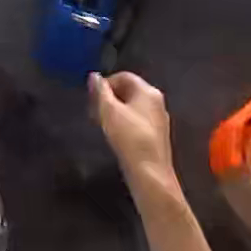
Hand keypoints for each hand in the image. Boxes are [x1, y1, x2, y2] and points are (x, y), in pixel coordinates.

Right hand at [90, 71, 179, 199]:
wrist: (150, 174)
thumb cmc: (129, 138)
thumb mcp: (109, 111)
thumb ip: (100, 91)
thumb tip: (94, 76)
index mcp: (148, 91)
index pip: (123, 76)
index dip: (105, 83)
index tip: (92, 97)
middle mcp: (156, 101)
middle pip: (129, 90)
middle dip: (109, 98)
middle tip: (94, 111)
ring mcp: (158, 119)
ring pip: (132, 107)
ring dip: (115, 111)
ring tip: (102, 124)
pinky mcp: (157, 135)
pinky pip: (137, 120)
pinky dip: (124, 123)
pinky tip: (115, 136)